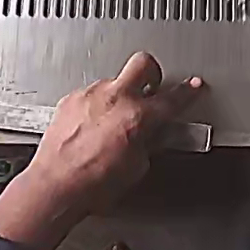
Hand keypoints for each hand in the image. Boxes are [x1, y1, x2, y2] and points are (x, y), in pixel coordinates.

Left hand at [0, 52, 203, 249]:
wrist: (56, 186)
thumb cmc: (92, 184)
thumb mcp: (136, 168)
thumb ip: (149, 143)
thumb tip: (153, 136)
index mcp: (138, 116)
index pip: (172, 98)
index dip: (187, 91)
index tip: (193, 87)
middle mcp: (115, 98)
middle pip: (143, 63)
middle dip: (152, 72)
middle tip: (152, 85)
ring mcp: (90, 96)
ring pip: (113, 80)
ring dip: (119, 95)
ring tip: (115, 119)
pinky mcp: (70, 100)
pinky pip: (91, 94)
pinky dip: (97, 106)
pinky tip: (93, 126)